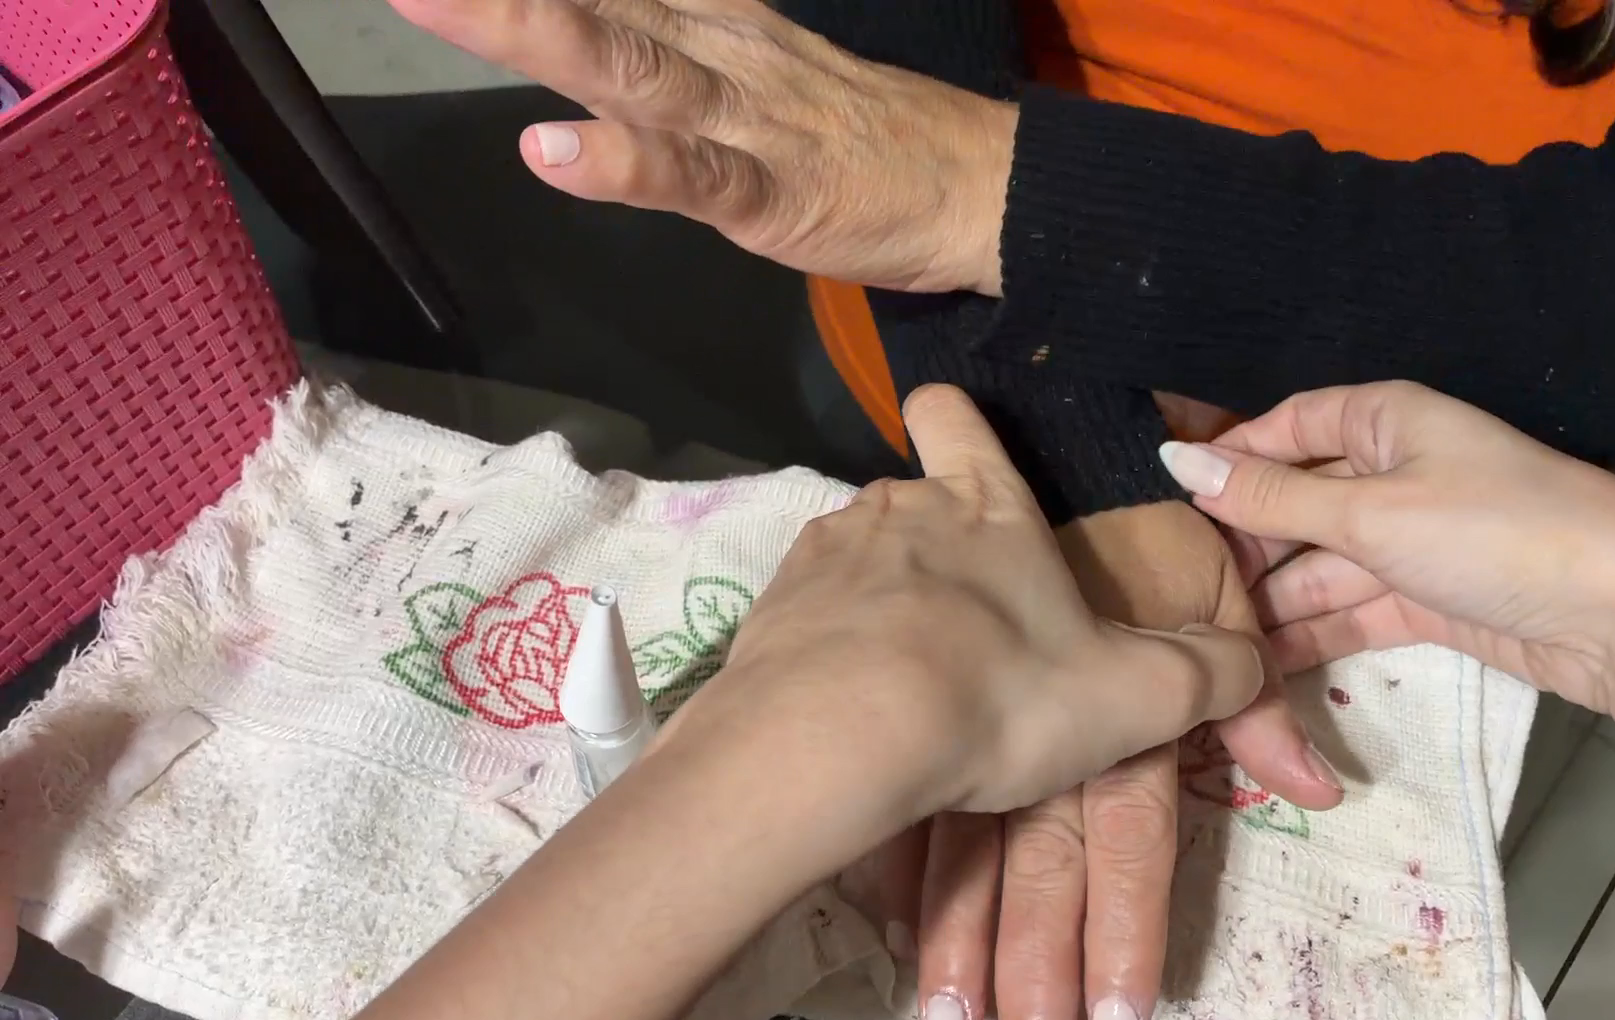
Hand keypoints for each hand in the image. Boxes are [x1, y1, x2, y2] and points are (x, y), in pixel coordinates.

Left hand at [390, 0, 1015, 294]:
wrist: (976, 185)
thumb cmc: (884, 145)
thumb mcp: (782, 82)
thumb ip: (704, 62)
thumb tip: (626, 59)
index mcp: (723, 30)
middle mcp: (723, 58)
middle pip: (600, 4)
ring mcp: (751, 128)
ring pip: (634, 71)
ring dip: (536, 33)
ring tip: (432, 0)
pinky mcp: (779, 198)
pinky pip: (698, 179)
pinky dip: (629, 165)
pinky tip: (559, 154)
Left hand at [712, 385, 1266, 828]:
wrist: (838, 740)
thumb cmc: (999, 693)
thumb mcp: (1131, 696)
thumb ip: (1209, 673)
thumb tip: (1254, 661)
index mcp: (983, 504)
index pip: (953, 414)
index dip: (954, 418)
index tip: (955, 443)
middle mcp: (898, 507)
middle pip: (917, 504)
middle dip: (943, 559)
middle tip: (969, 640)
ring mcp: (827, 551)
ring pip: (864, 562)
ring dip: (888, 606)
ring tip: (908, 679)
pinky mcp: (774, 605)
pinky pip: (813, 610)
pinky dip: (836, 644)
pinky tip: (853, 699)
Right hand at [841, 502, 1343, 1019]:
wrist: (1049, 445)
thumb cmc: (1135, 515)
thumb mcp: (1216, 585)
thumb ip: (1249, 694)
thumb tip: (1312, 793)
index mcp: (1120, 705)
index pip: (1122, 836)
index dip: (1115, 929)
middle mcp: (1046, 723)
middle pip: (1032, 853)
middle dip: (1020, 956)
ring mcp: (976, 702)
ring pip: (958, 823)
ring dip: (947, 918)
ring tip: (938, 1005)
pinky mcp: (925, 681)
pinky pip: (904, 766)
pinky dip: (892, 836)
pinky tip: (877, 907)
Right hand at [1157, 380, 1614, 719]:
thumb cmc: (1492, 535)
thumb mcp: (1368, 512)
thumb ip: (1267, 496)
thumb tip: (1176, 461)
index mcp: (1382, 421)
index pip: (1282, 428)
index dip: (1226, 460)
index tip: (1167, 501)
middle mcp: (1387, 472)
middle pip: (1291, 502)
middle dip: (1243, 545)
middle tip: (1183, 587)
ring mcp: (1402, 539)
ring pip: (1313, 562)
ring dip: (1269, 600)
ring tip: (1209, 636)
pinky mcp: (1416, 596)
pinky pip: (1344, 606)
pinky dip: (1307, 632)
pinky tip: (1256, 664)